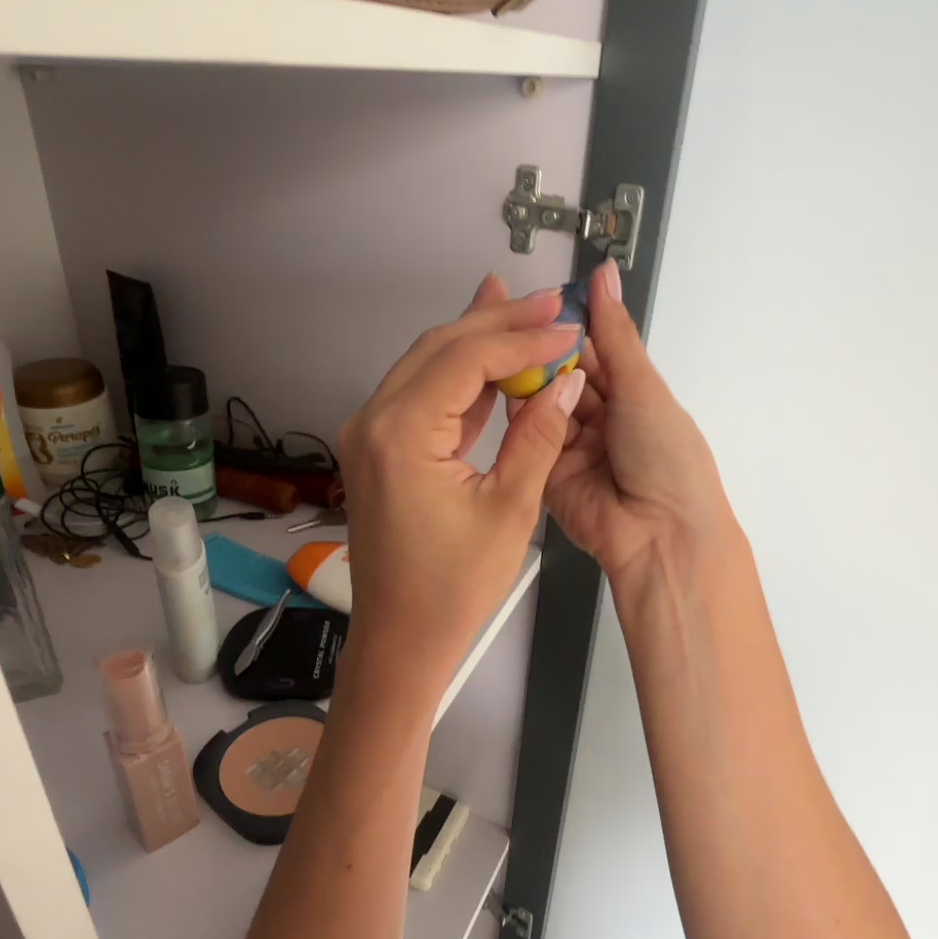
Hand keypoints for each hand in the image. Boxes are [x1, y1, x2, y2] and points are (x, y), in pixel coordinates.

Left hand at [338, 275, 587, 672]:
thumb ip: (538, 435)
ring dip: (477, 341)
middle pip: (439, 348)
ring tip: (526, 312)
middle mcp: (372, 423)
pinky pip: (420, 396)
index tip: (568, 330)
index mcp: (399, 435)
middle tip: (551, 302)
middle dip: (497, 322)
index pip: (464, 360)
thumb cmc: (450, 588)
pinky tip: (492, 361)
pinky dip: (459, 378)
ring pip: (427, 365)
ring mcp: (369, 435)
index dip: (521, 339)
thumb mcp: (509, 509)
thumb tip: (566, 381)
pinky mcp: (378, 450)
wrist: (401, 636)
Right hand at [533, 260, 733, 580]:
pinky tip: (502, 393)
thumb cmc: (666, 458)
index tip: (537, 303)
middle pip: (561, 378)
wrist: (659, 535)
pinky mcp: (545, 475)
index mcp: (630, 397)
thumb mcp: (642, 388)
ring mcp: (571, 448)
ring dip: (529, 385)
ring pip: (541, 406)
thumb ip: (614, 334)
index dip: (565, 329)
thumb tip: (605, 272)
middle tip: (512, 329)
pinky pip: (528, 440)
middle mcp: (599, 420)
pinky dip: (519, 419)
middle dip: (541, 357)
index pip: (590, 353)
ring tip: (504, 356)